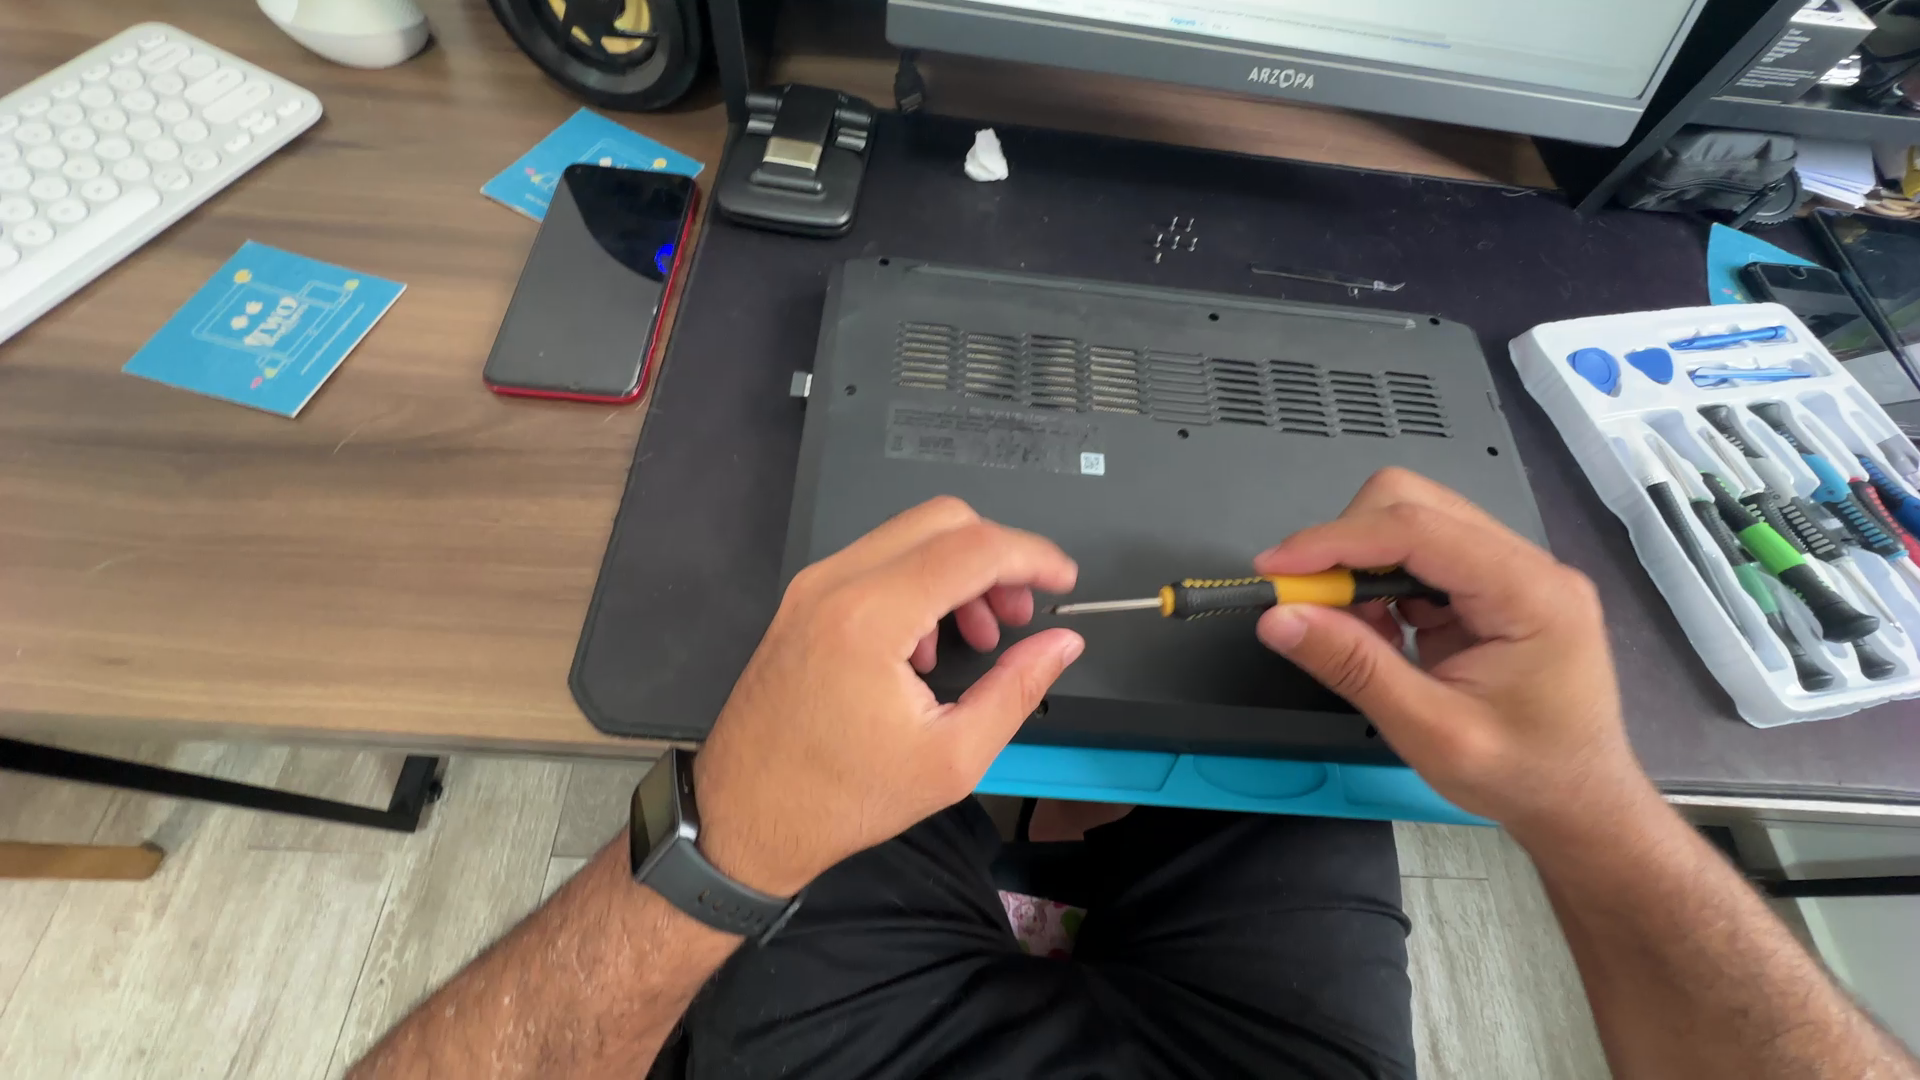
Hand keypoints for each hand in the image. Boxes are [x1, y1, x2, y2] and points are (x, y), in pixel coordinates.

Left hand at [692, 497, 1083, 897]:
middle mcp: (837, 581)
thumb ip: (1017, 689)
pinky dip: (922, 580)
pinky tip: (930, 642)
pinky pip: (879, 560)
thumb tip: (1063, 642)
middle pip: (943, 519)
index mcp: (871, 616)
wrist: (744, 817)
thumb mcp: (951, 758)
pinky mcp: (805, 598)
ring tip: (981, 634)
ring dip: (961, 568)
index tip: (1066, 581)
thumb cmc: (845, 798)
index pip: (974, 548)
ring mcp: (814, 584)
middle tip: (1020, 613)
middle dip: (999, 555)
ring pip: (910, 534)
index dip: (1034, 555)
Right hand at [1252, 468, 1655, 839]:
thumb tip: (1277, 618)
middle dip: (1345, 544)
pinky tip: (1376, 631)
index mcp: (1530, 592)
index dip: (1334, 540)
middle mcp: (1522, 565)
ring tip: (1350, 628)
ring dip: (1357, 564)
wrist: (1577, 804)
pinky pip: (1409, 555)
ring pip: (1405, 521)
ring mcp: (1505, 570)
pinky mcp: (1483, 584)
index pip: (1415, 529)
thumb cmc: (1521, 776)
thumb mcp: (1428, 732)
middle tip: (1310, 601)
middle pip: (1411, 504)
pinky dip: (1373, 583)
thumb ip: (1352, 666)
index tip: (1272, 569)